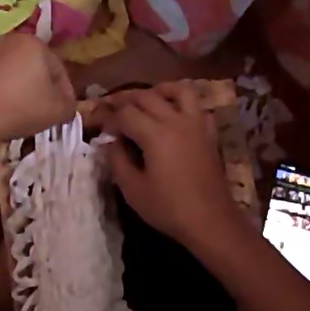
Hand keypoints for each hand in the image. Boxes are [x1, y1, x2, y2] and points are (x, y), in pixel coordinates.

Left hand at [0, 34, 74, 147]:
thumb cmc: (21, 108)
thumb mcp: (59, 111)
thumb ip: (71, 105)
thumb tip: (67, 104)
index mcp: (35, 44)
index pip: (59, 70)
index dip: (65, 93)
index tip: (64, 111)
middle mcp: (10, 40)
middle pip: (36, 68)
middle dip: (42, 88)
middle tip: (45, 112)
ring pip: (14, 72)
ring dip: (21, 89)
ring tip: (23, 112)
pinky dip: (1, 91)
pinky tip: (2, 109)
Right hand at [97, 84, 246, 250]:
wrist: (211, 221)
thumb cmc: (169, 208)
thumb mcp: (133, 189)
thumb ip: (117, 160)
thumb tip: (110, 141)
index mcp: (155, 134)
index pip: (125, 113)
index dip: (108, 116)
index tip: (98, 124)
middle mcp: (177, 121)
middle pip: (147, 96)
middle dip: (125, 99)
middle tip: (111, 107)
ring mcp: (197, 125)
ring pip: (179, 90)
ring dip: (158, 90)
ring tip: (146, 100)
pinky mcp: (210, 134)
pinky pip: (198, 107)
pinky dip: (183, 103)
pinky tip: (175, 115)